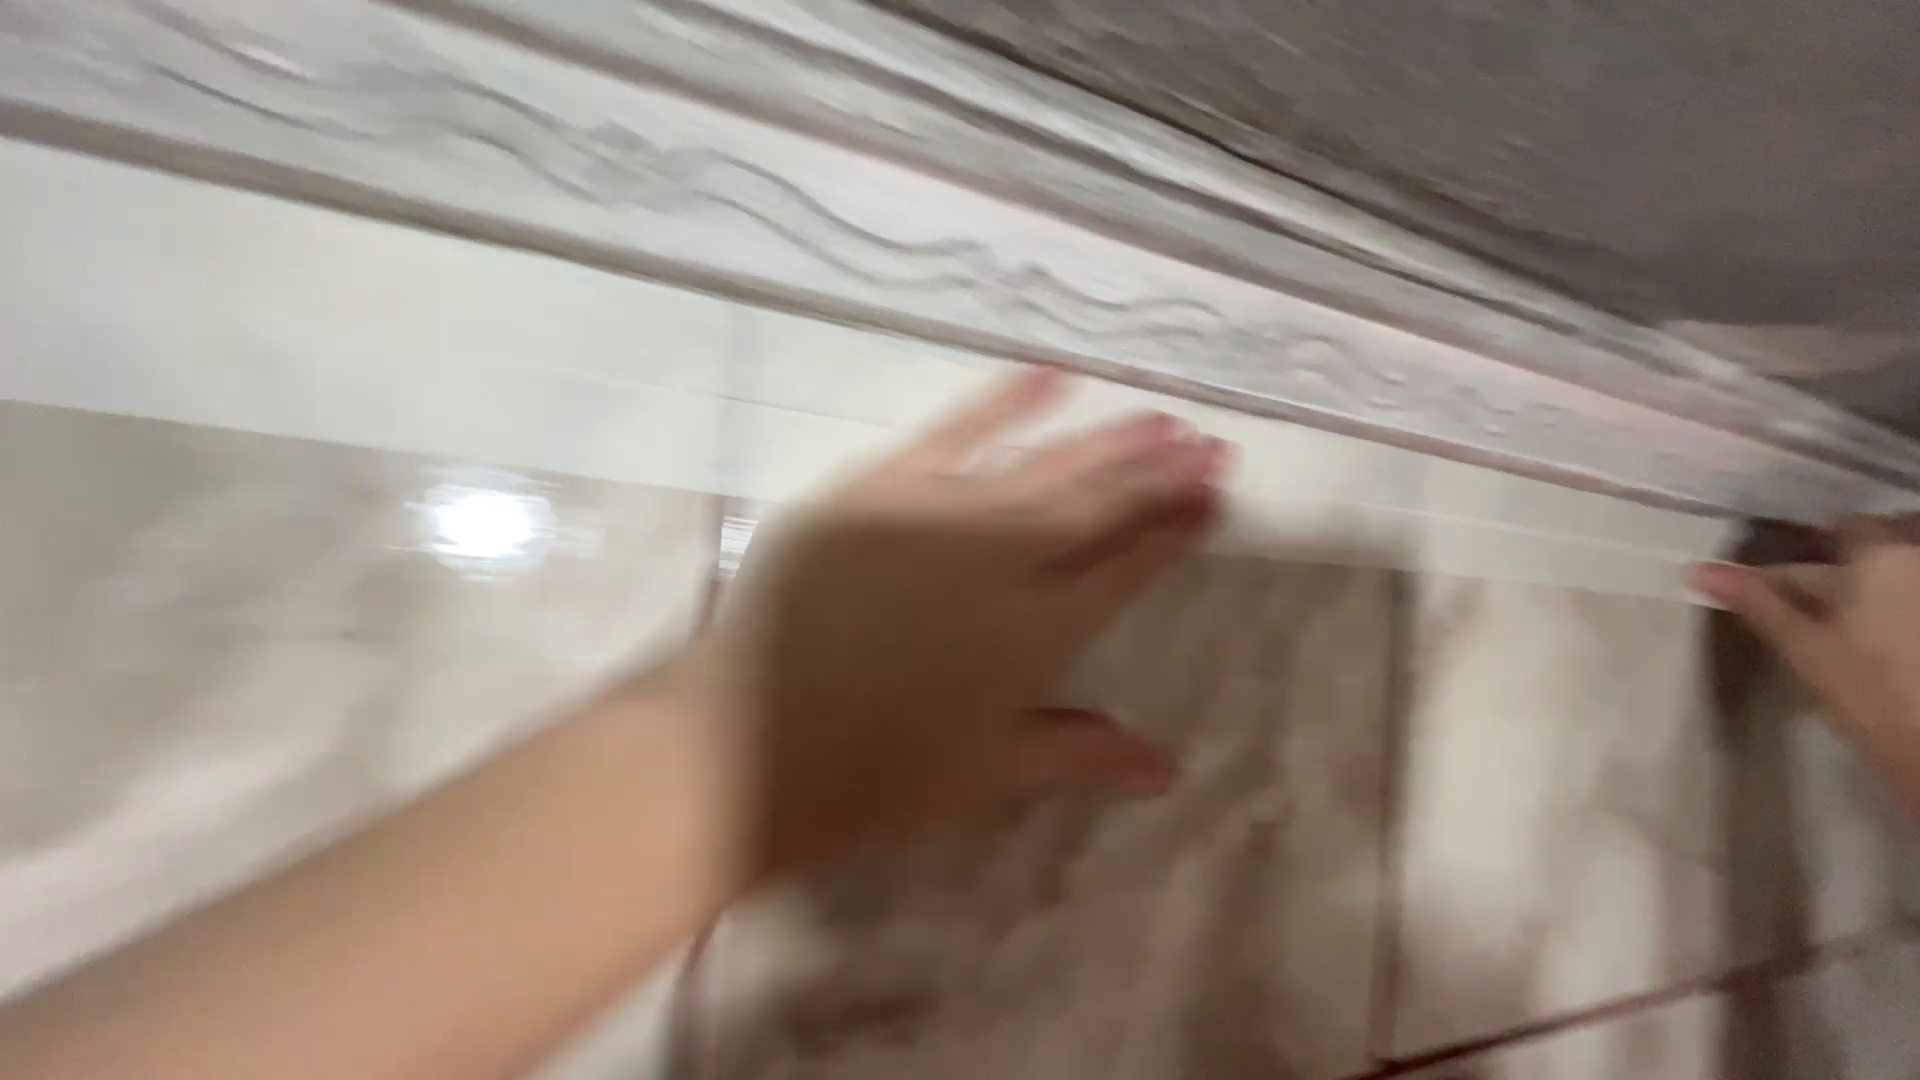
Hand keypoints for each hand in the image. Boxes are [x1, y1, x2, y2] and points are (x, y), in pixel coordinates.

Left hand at [674, 369, 1229, 878]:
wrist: (747, 748)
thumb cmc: (872, 774)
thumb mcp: (988, 774)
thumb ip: (1080, 754)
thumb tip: (1168, 769)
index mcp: (1034, 635)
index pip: (1124, 571)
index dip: (1172, 535)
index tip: (1210, 502)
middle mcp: (1000, 564)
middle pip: (1097, 508)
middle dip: (1160, 475)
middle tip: (1210, 447)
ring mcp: (938, 517)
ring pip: (1042, 466)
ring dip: (1108, 440)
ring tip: (1160, 417)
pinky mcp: (874, 489)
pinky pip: (950, 434)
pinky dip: (1000, 402)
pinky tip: (1048, 374)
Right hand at [1693, 515, 1919, 813]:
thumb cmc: (1868, 690)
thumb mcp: (1801, 645)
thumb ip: (1754, 601)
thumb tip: (1695, 568)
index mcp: (1886, 560)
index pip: (1847, 526)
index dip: (1814, 536)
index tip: (1788, 550)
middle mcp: (1918, 566)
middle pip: (1877, 550)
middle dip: (1841, 562)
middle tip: (1806, 584)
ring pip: (1892, 580)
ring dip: (1860, 589)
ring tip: (1831, 613)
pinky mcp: (1919, 625)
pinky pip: (1901, 603)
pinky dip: (1884, 609)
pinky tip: (1862, 634)